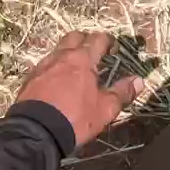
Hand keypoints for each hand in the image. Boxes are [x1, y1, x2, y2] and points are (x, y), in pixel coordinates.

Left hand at [15, 31, 143, 147]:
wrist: (35, 132)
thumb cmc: (75, 117)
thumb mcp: (104, 109)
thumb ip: (122, 93)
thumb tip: (139, 81)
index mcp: (82, 59)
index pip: (97, 39)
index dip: (107, 41)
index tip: (112, 47)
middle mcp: (62, 56)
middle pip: (74, 37)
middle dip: (85, 40)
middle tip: (93, 53)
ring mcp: (43, 65)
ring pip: (58, 50)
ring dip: (68, 53)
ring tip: (74, 68)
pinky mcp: (30, 78)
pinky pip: (45, 65)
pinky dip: (54, 67)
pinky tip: (56, 81)